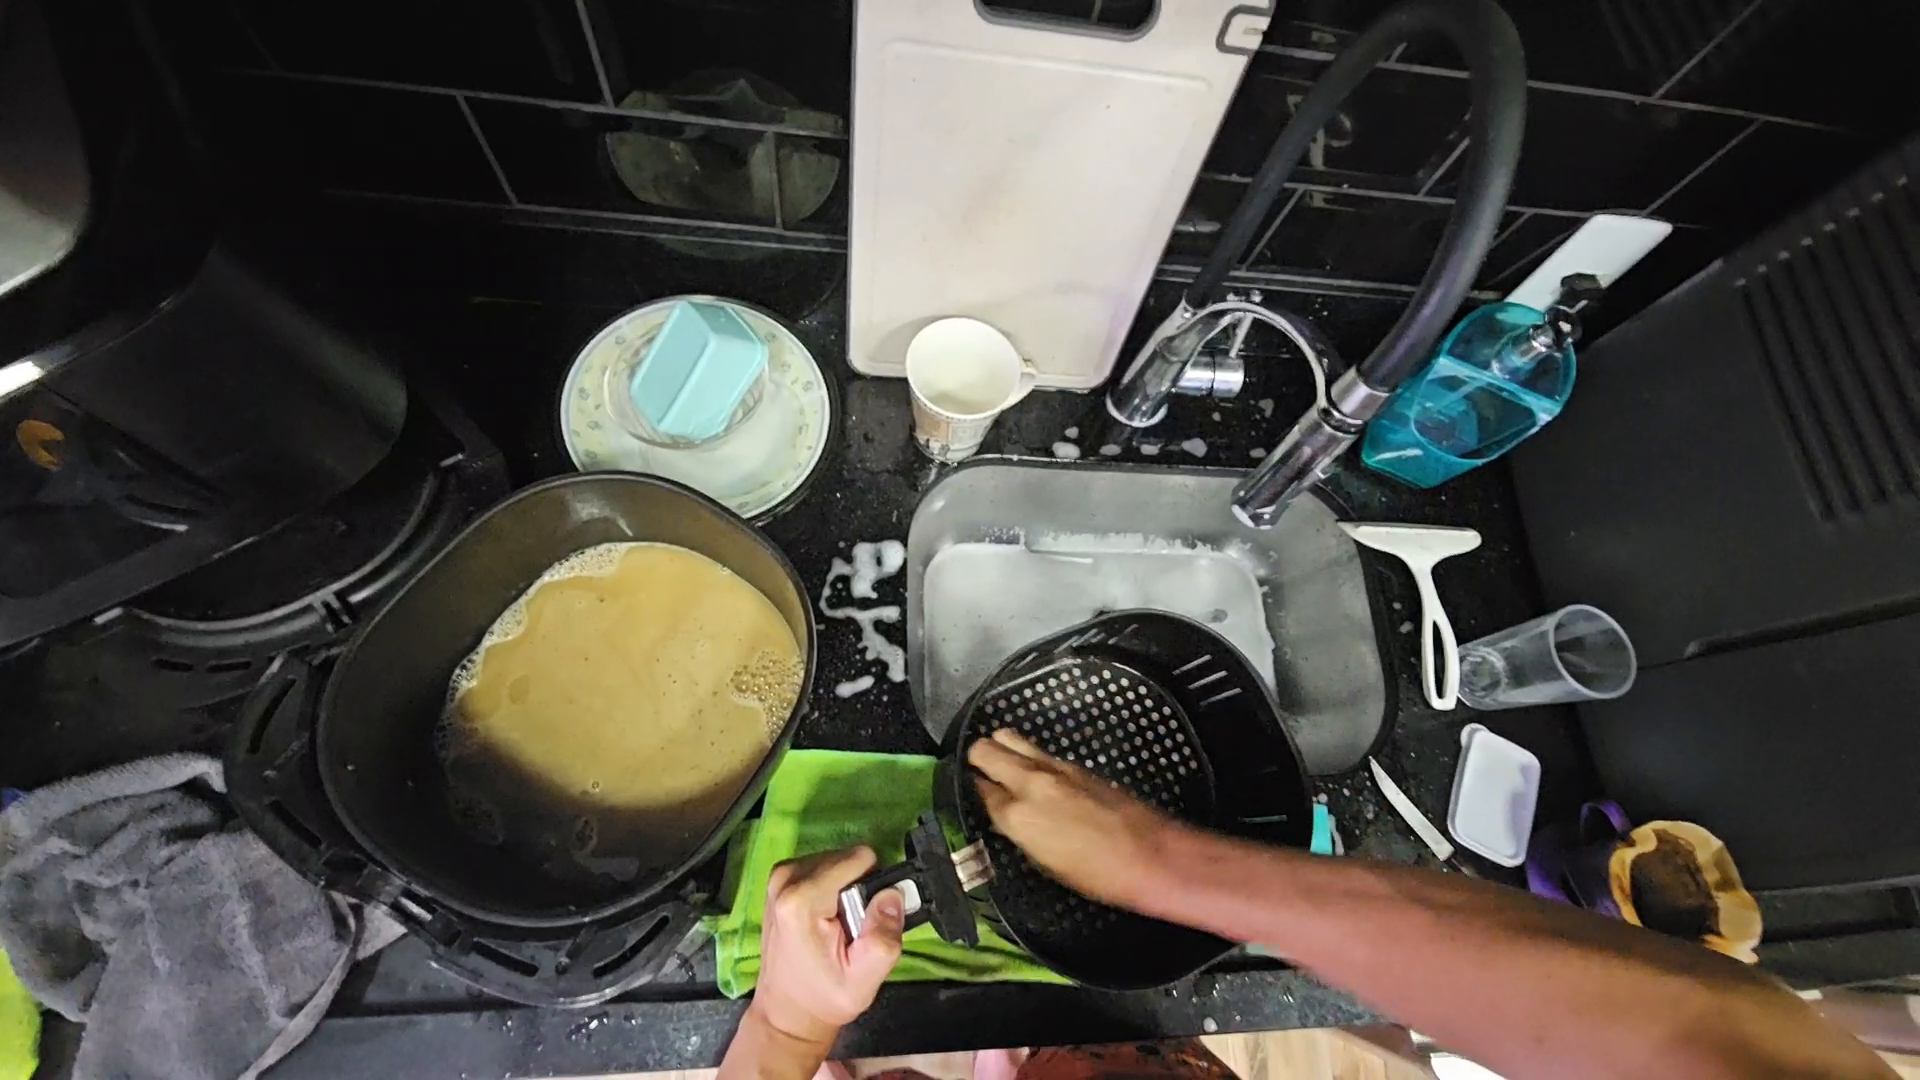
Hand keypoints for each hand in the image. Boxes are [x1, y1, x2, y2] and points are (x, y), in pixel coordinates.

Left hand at [751, 846, 905, 1046]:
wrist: (786, 1013)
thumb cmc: (824, 998)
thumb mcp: (864, 980)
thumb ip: (883, 936)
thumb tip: (892, 893)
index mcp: (802, 898)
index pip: (860, 858)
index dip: (872, 886)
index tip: (863, 919)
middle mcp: (787, 877)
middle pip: (847, 858)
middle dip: (858, 888)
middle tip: (851, 927)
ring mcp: (781, 875)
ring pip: (837, 860)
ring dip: (845, 888)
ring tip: (839, 925)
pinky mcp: (781, 877)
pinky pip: (824, 866)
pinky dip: (831, 887)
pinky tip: (826, 918)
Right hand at [968, 728, 1182, 907]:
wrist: (1151, 854)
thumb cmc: (1098, 875)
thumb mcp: (1045, 863)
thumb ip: (1017, 831)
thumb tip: (1003, 816)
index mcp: (1018, 815)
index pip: (978, 789)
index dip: (969, 789)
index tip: (966, 791)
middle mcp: (1030, 781)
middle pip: (985, 749)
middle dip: (976, 757)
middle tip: (976, 771)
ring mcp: (1053, 767)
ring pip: (1010, 738)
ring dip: (999, 747)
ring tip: (999, 764)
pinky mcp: (1074, 764)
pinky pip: (1036, 750)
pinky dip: (1026, 755)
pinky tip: (1031, 772)